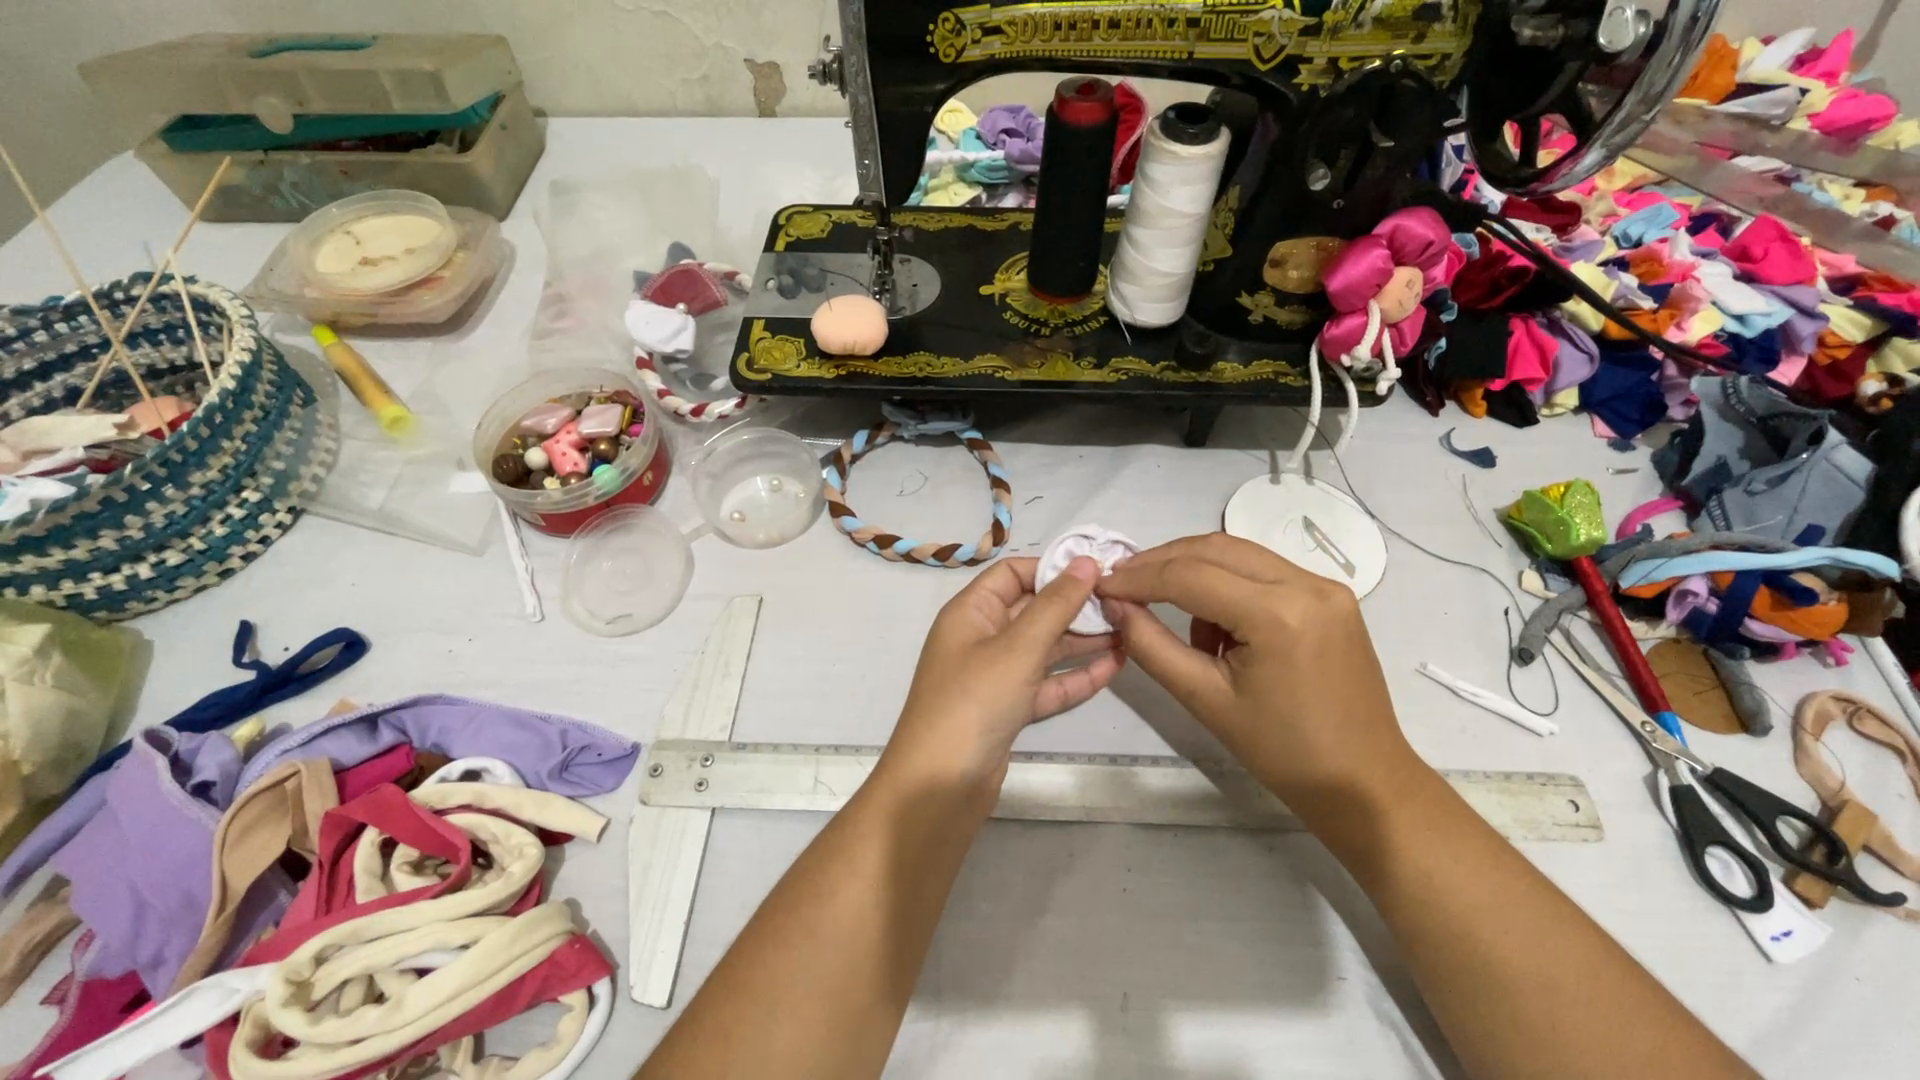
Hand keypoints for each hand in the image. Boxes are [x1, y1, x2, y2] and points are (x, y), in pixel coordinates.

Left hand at [884, 556, 1124, 794]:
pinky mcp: (1009, 709)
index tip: (1099, 569)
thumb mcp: (1018, 648)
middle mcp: (981, 638)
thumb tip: (1086, 561)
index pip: (1013, 573)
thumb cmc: (974, 702)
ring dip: (1083, 640)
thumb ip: (1056, 605)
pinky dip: (1077, 676)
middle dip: (1075, 604)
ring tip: (1129, 630)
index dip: (1053, 567)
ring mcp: (995, 676)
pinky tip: (1115, 666)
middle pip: (1032, 609)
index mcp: (971, 612)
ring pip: (1044, 648)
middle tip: (1125, 601)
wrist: (941, 784)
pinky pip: (1047, 684)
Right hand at [1095, 533, 1421, 811]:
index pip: (1190, 576)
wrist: (1360, 779)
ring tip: (1174, 620)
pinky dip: (1229, 586)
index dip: (1139, 577)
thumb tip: (1115, 605)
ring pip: (1240, 554)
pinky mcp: (1331, 597)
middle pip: (1215, 548)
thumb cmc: (1281, 751)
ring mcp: (1325, 587)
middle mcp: (1307, 584)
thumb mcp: (1205, 700)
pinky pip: (1265, 572)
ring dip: (1196, 572)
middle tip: (1123, 584)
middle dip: (1163, 562)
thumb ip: (1152, 646)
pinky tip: (1219, 628)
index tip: (1101, 585)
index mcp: (1278, 614)